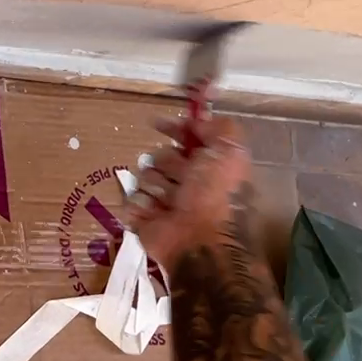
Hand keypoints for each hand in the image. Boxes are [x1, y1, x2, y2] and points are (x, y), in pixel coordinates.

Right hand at [126, 115, 251, 270]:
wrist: (200, 241)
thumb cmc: (217, 196)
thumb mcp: (230, 154)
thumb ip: (220, 129)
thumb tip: (197, 118)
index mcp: (210, 167)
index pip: (187, 139)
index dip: (175, 129)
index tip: (159, 123)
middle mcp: (188, 182)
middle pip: (160, 156)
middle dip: (166, 163)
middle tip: (179, 178)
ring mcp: (164, 200)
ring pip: (142, 176)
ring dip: (154, 185)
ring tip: (169, 200)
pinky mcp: (143, 216)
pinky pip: (130, 197)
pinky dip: (143, 203)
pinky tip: (156, 212)